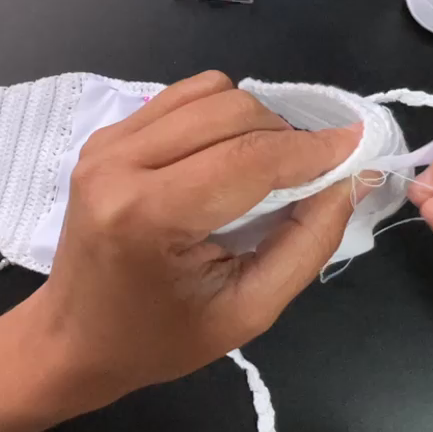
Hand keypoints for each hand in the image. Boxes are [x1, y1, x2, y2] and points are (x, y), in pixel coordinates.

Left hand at [21, 71, 358, 411]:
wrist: (73, 338)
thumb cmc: (159, 339)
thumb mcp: (248, 311)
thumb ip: (307, 243)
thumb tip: (354, 179)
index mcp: (149, 215)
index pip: (250, 158)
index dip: (314, 150)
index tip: (359, 148)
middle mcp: (120, 162)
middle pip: (233, 111)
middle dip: (287, 137)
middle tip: (307, 177)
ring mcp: (107, 142)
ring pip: (210, 92)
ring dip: (255, 122)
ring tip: (266, 168)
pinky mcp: (105, 135)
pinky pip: (182, 98)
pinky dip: (220, 117)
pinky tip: (225, 157)